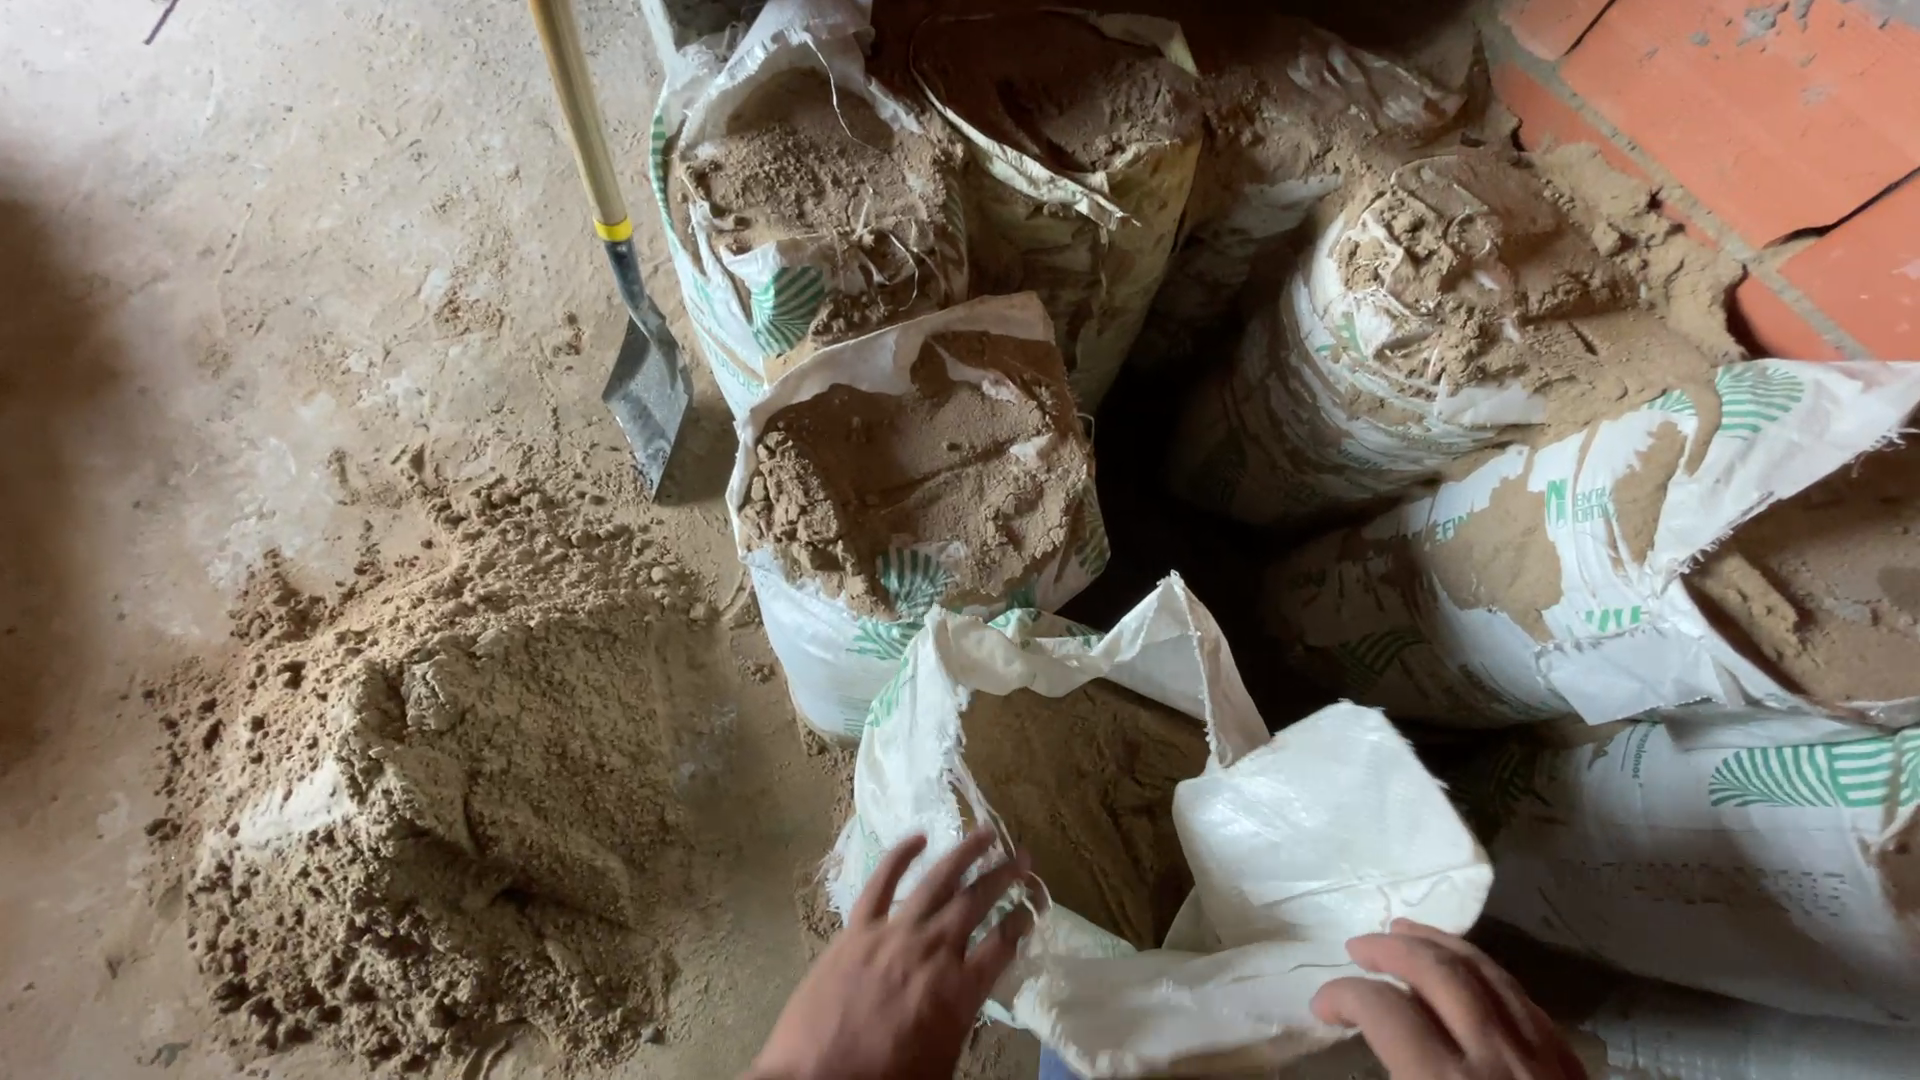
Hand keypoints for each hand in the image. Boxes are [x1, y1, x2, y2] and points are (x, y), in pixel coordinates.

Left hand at [746, 827, 1034, 1079]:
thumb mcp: (941, 1061)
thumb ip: (960, 1017)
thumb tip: (970, 990)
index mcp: (957, 991)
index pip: (1003, 944)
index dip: (1022, 920)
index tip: (1032, 906)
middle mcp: (931, 951)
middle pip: (976, 903)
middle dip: (1004, 877)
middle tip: (1023, 857)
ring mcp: (892, 934)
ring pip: (937, 881)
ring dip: (965, 854)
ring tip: (986, 833)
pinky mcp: (857, 929)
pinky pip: (882, 883)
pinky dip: (900, 856)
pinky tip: (918, 837)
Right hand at [1311, 919, 1585, 1079]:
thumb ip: (1395, 1077)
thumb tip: (1365, 1047)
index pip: (1381, 1008)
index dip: (1341, 995)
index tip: (1321, 1007)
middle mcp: (1495, 1057)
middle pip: (1434, 969)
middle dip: (1386, 949)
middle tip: (1356, 949)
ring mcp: (1541, 1059)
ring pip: (1483, 971)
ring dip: (1435, 942)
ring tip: (1402, 931)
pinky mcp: (1573, 1070)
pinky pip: (1523, 999)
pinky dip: (1483, 971)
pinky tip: (1465, 971)